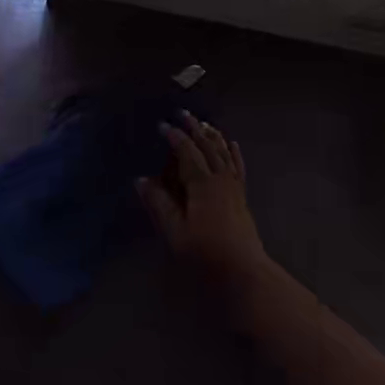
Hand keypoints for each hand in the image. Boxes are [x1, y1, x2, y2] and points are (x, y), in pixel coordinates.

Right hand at [137, 112, 273, 287]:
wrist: (243, 270)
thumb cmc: (206, 253)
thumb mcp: (176, 232)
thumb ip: (160, 204)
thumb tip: (141, 180)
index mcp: (202, 183)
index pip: (186, 152)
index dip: (175, 137)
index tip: (162, 126)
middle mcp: (219, 178)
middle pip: (207, 146)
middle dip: (194, 128)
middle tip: (183, 113)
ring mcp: (233, 185)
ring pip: (223, 152)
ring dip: (212, 135)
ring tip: (204, 123)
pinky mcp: (241, 195)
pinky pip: (237, 165)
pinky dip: (233, 151)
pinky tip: (232, 143)